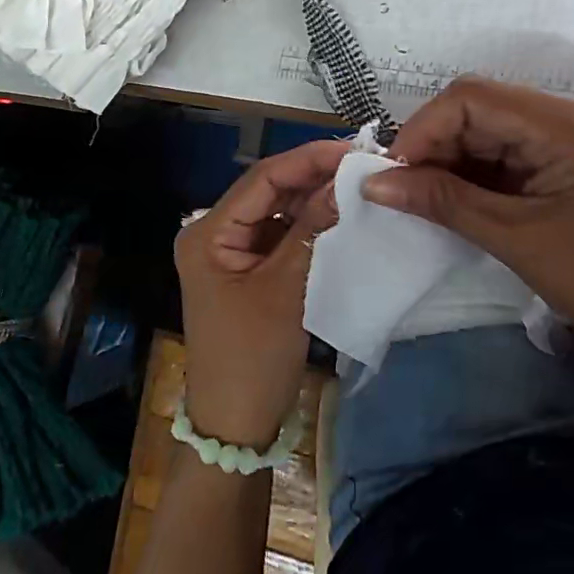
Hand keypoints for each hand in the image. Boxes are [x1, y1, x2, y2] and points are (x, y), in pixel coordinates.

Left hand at [174, 140, 348, 449]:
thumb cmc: (253, 356)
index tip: (355, 151)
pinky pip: (282, 236)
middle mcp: (215, 234)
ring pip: (278, 211)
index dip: (308, 160)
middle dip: (314, 176)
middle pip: (268, 191)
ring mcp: (233, 253)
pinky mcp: (250, 271)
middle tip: (365, 166)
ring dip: (314, 199)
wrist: (237, 422)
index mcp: (208, 233)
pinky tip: (341, 218)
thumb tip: (345, 183)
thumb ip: (311, 231)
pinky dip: (309, 226)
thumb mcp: (284, 290)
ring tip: (360, 186)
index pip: (261, 179)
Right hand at [362, 77, 573, 356]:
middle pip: (484, 108)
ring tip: (424, 201)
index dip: (421, 130)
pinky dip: (482, 173)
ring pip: (496, 130)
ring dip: (455, 161)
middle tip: (401, 192)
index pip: (473, 97)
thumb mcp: (515, 239)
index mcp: (572, 124)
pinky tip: (459, 200)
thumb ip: (442, 201)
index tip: (390, 176)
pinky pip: (518, 151)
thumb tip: (375, 183)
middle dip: (435, 147)